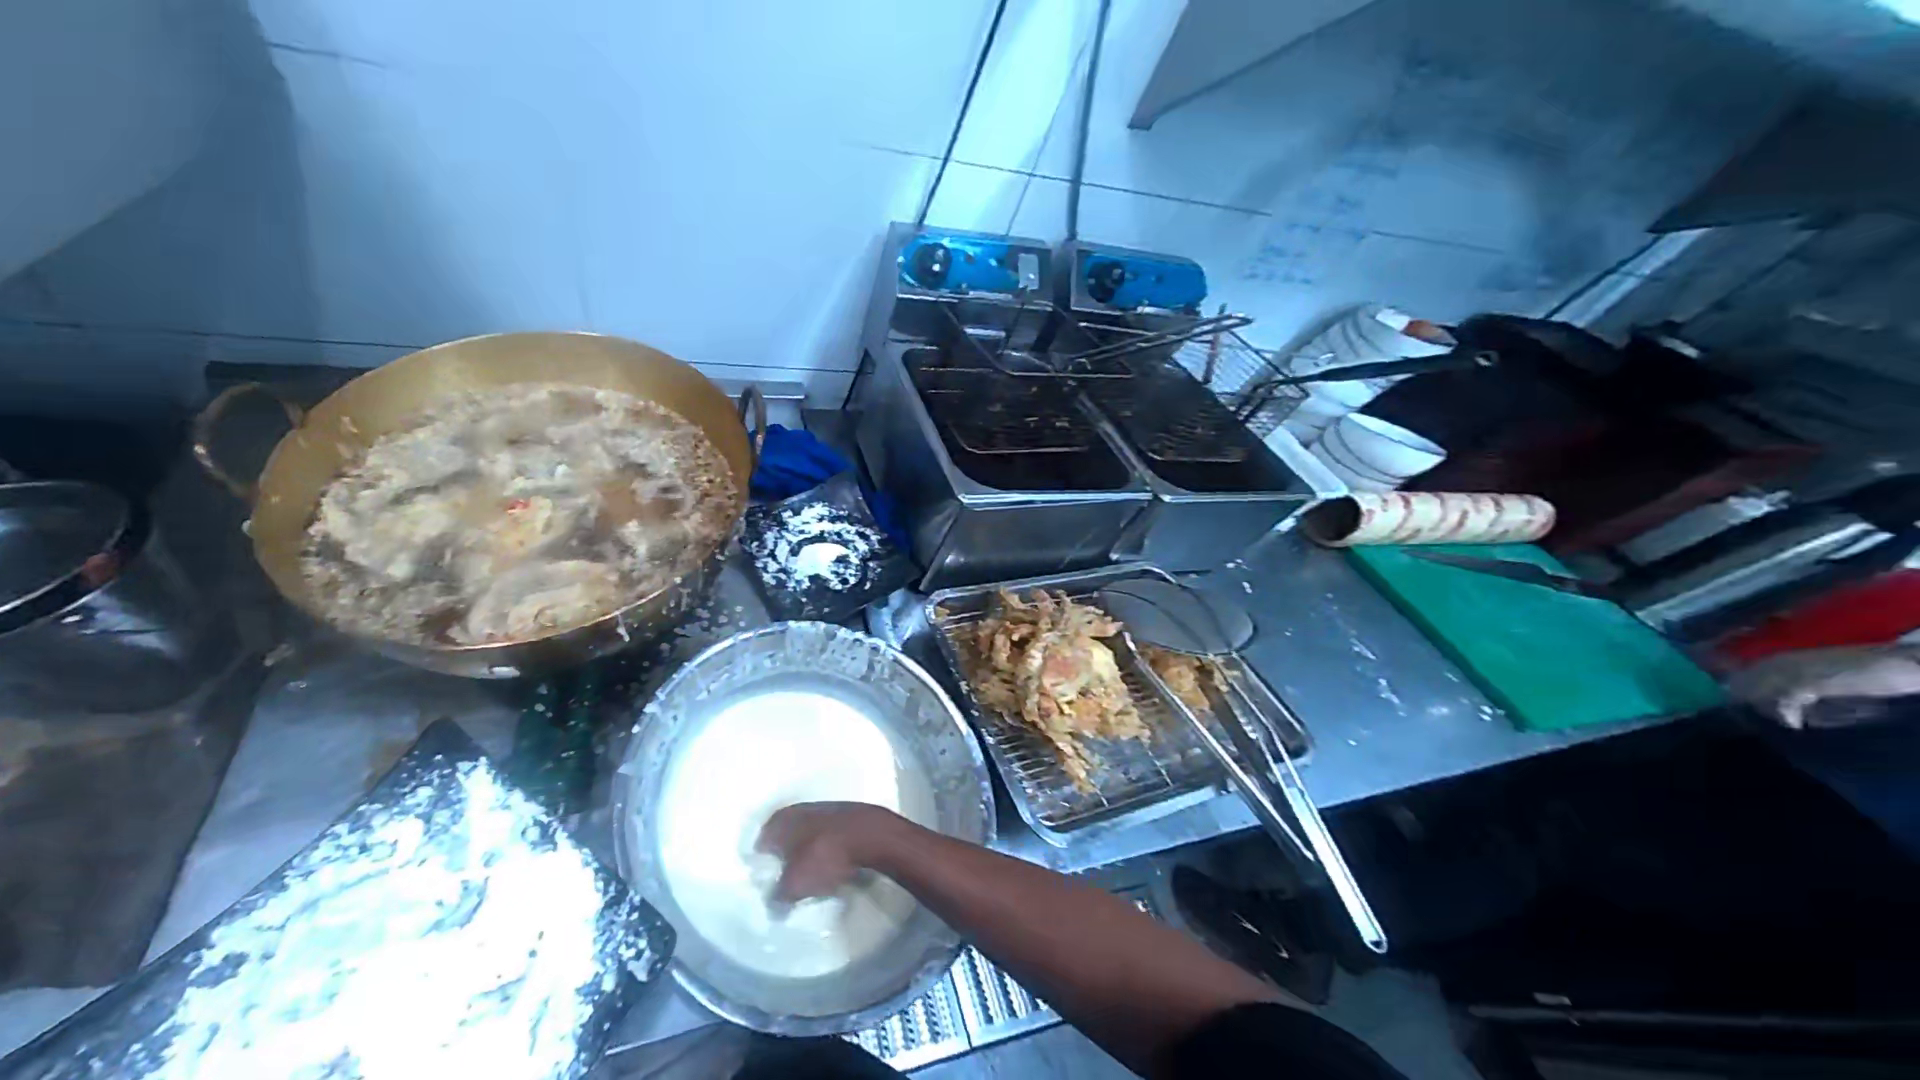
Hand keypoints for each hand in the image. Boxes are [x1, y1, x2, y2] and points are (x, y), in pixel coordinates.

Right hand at [755, 801, 907, 902]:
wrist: (872, 835)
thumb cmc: (824, 856)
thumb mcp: (794, 885)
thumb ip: (778, 896)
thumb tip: (773, 905)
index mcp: (780, 820)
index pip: (762, 840)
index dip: (762, 860)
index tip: (765, 878)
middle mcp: (799, 809)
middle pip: (786, 835)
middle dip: (785, 855)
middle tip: (786, 878)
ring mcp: (826, 809)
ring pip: (809, 833)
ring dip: (808, 851)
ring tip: (811, 874)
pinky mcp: (848, 816)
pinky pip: (830, 835)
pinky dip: (828, 848)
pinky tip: (833, 863)